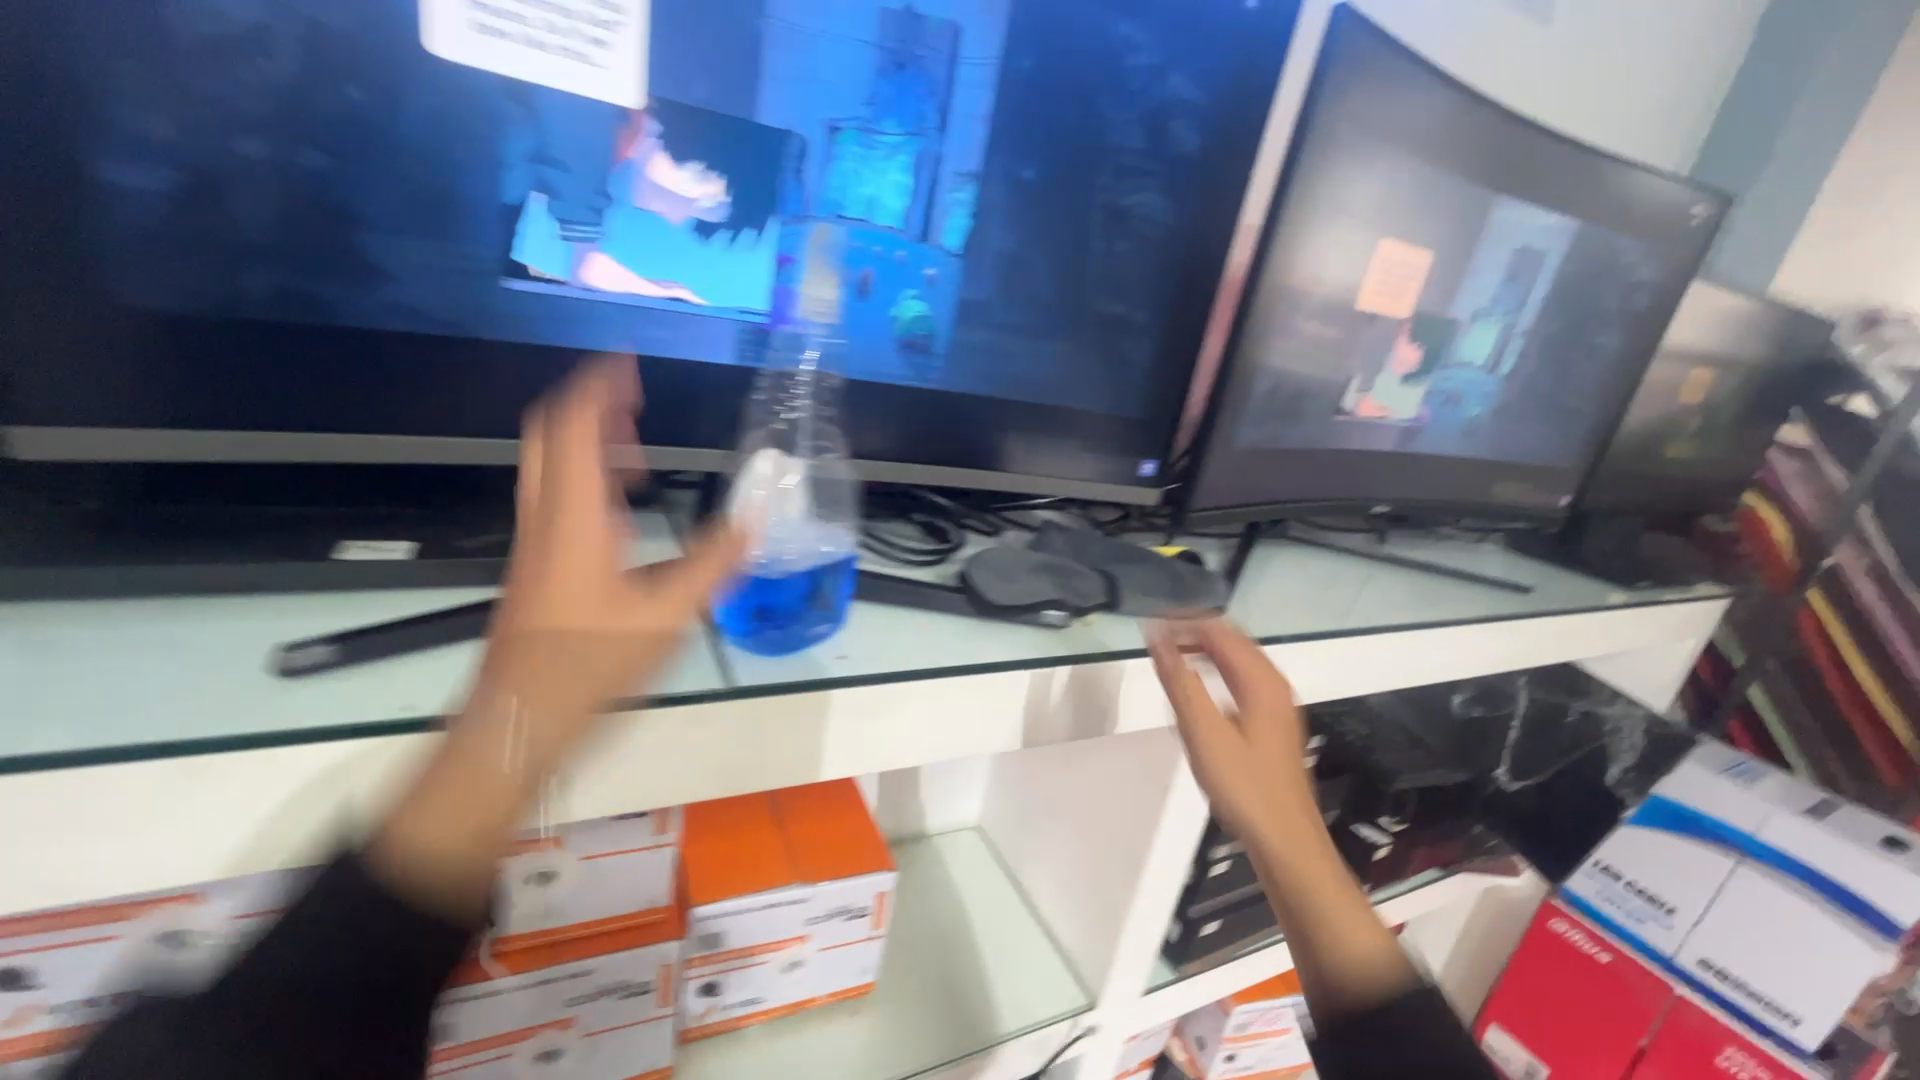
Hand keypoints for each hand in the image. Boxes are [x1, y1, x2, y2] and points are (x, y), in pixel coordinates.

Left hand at [474, 354, 743, 764]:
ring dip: (587, 440)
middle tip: (632, 397)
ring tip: (635, 439)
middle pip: (550, 435)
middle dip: (589, 404)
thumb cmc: (588, 664)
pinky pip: (555, 496)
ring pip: (549, 466)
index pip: (575, 428)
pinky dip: (586, 477)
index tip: (627, 362)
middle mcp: (546, 518)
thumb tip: (756, 520)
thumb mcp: (667, 616)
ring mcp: (534, 542)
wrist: (517, 718)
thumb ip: (714, 564)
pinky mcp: (535, 565)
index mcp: (574, 517)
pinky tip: (623, 504)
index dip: (598, 386)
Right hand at [1147, 619, 1312, 842]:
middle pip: (1230, 640)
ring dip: (1202, 654)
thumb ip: (1179, 683)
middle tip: (1154, 640)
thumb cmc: (1243, 787)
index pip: (1218, 630)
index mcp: (1261, 680)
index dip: (1183, 622)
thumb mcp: (1203, 733)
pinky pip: (1240, 681)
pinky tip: (1194, 695)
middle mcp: (1274, 683)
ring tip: (1168, 660)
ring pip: (1236, 661)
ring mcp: (1276, 704)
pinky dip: (1214, 674)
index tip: (1148, 626)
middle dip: (1192, 634)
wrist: (1285, 839)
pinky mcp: (1272, 723)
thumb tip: (1157, 639)